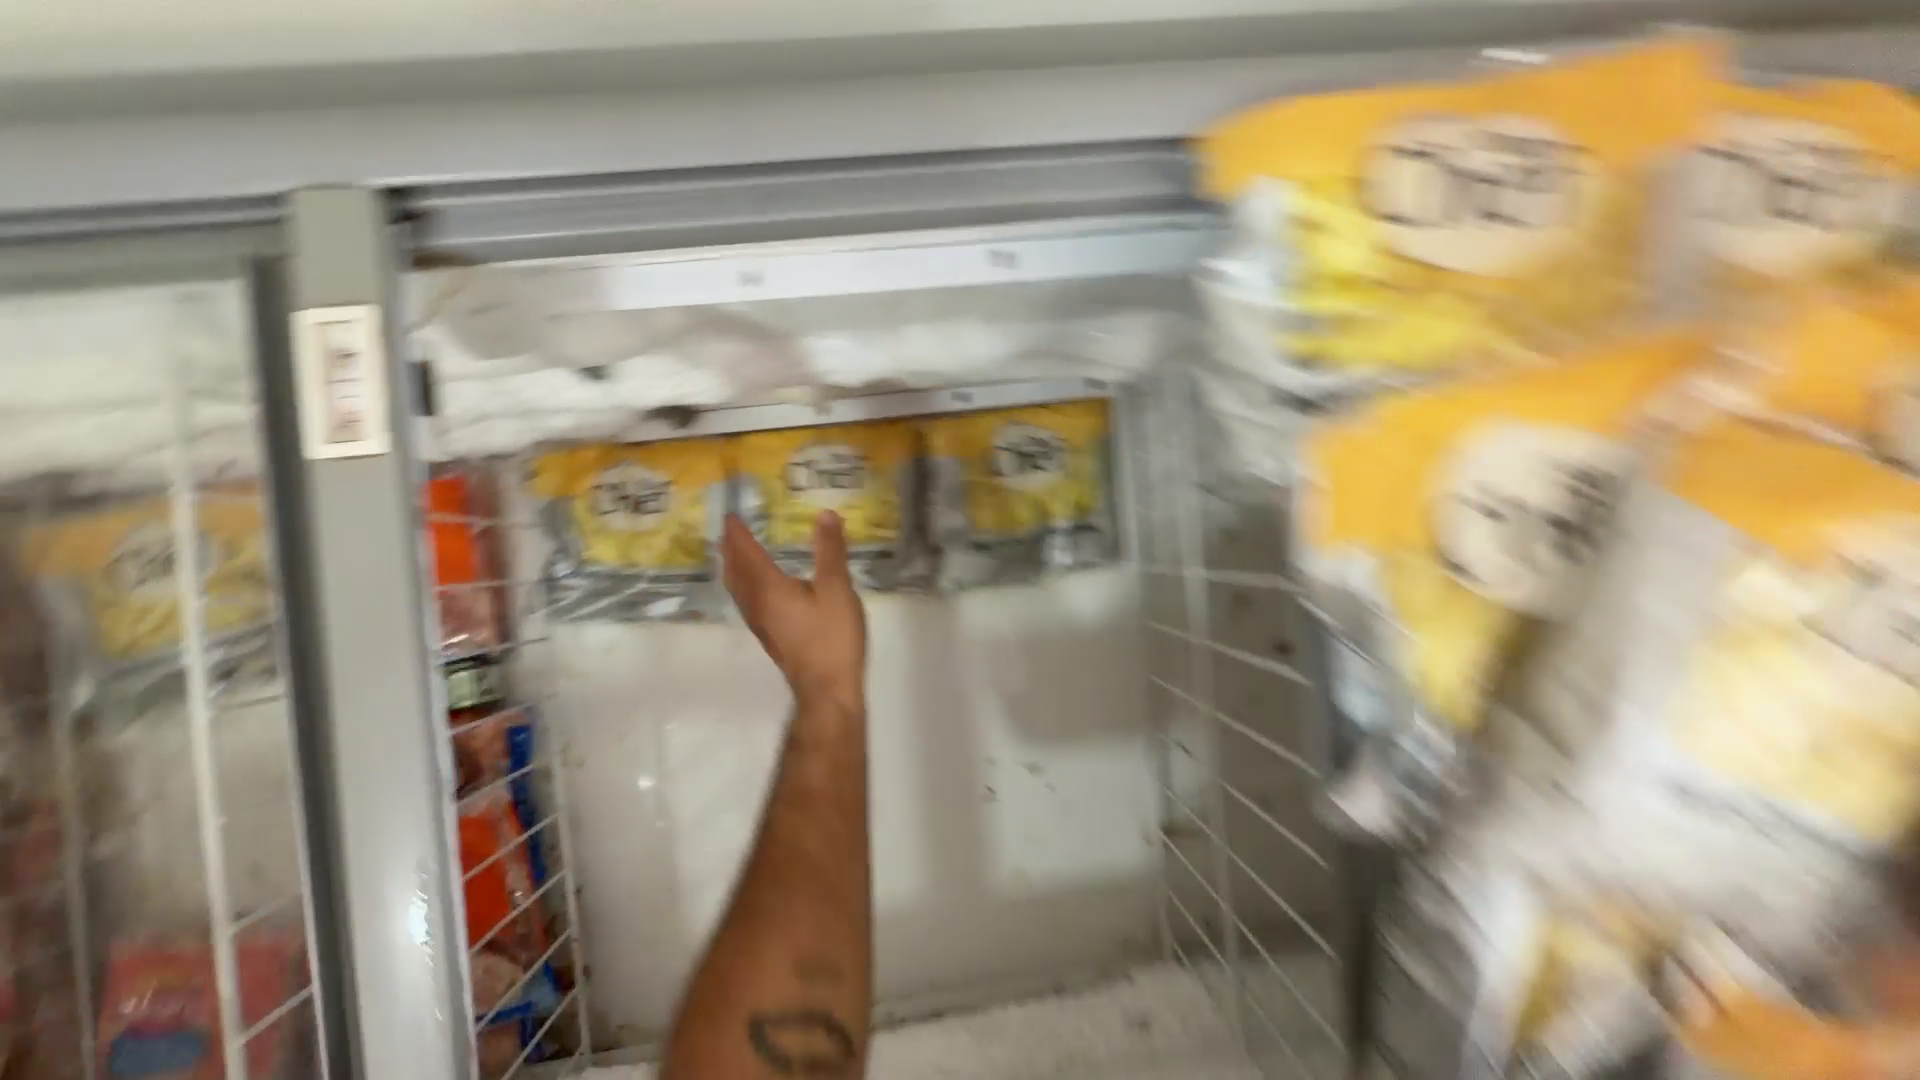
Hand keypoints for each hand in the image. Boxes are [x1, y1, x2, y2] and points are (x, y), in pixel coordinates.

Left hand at [723, 511, 866, 708]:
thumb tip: (824, 514)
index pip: (747, 554)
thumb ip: (830, 552)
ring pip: (738, 591)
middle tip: (727, 533)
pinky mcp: (770, 637)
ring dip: (733, 570)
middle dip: (730, 551)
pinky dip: (744, 586)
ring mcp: (762, 624)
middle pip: (735, 573)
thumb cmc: (832, 637)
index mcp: (769, 588)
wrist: (827, 689)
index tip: (729, 515)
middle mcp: (757, 605)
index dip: (738, 534)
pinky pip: (747, 603)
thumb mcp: (837, 589)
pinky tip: (757, 591)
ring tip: (733, 557)